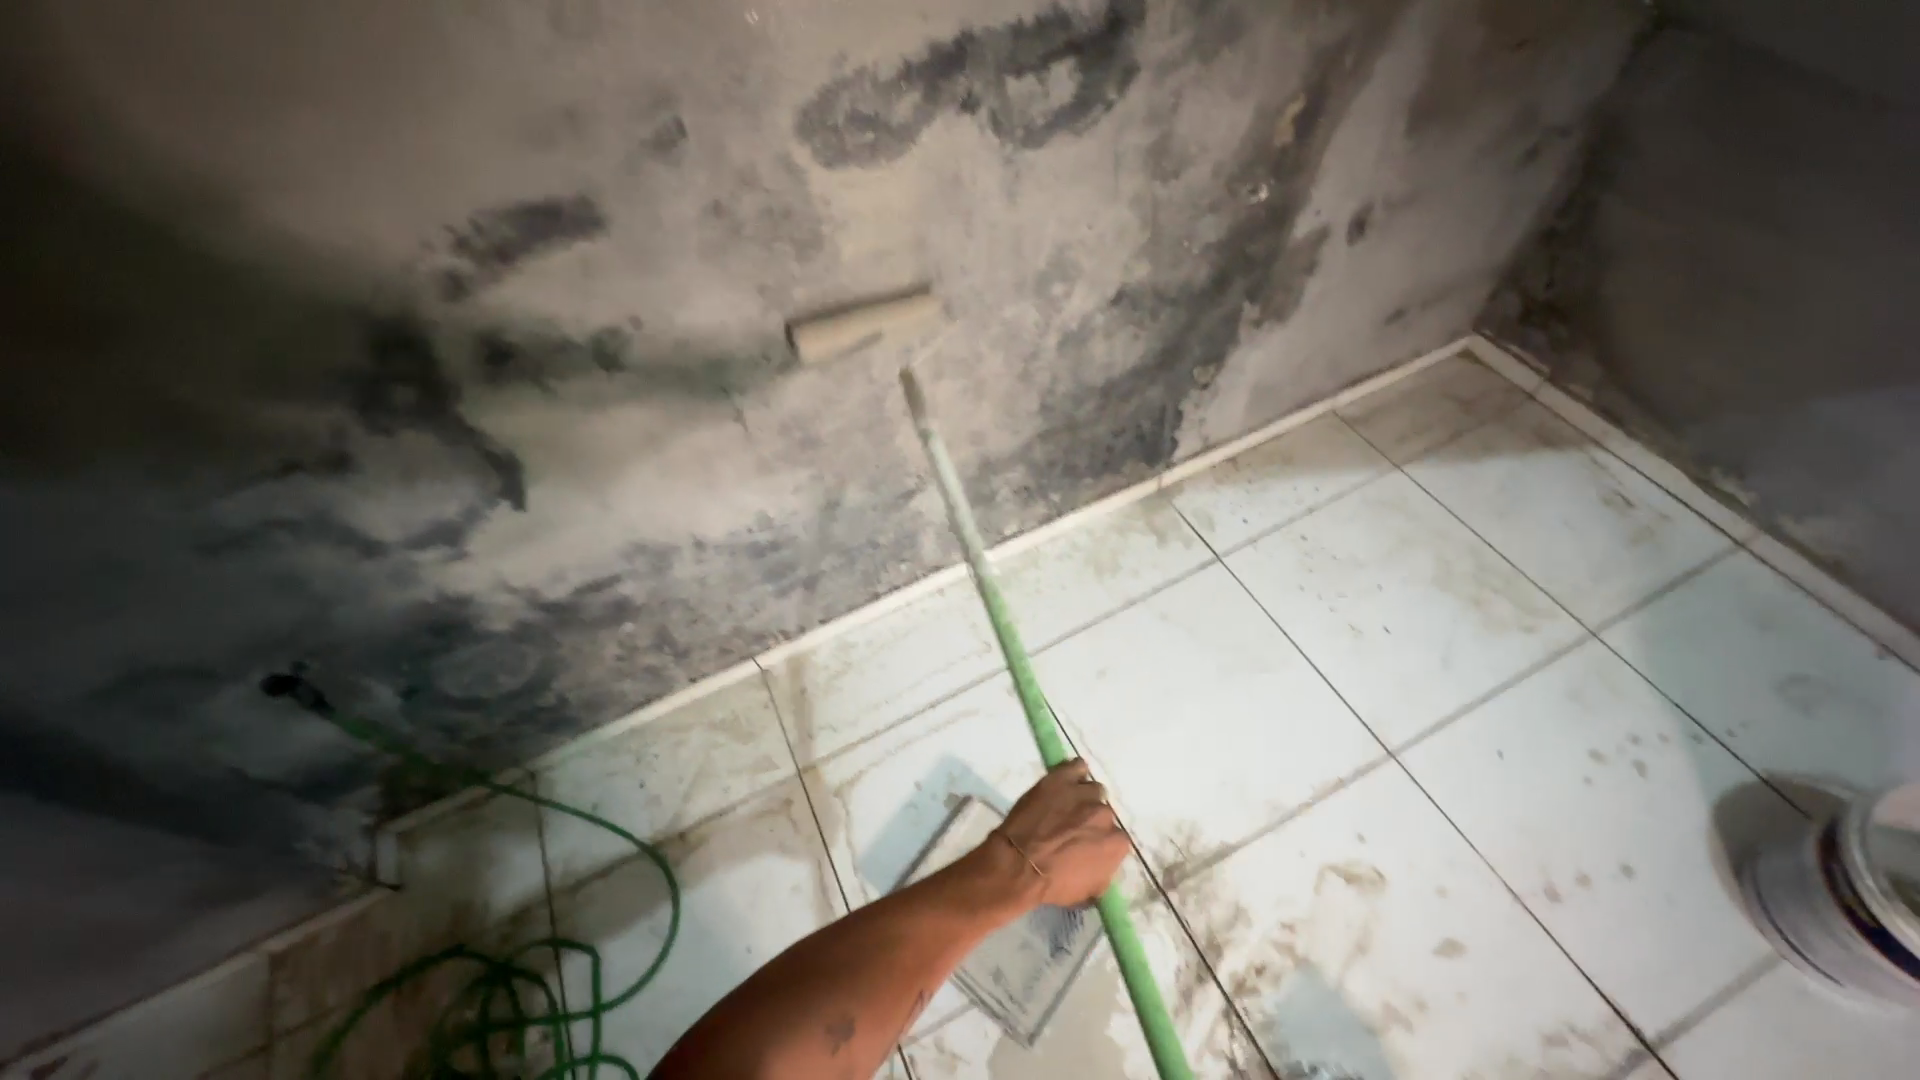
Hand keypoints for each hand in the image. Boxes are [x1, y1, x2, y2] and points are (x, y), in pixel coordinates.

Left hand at [993, 759, 1129, 907]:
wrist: (1018, 864)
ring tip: (1067, 806)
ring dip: (1084, 797)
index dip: (1102, 843)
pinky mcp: (1061, 778)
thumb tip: (1104, 865)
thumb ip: (1104, 873)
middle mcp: (1105, 815)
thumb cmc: (1052, 884)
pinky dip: (1075, 772)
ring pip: (1093, 789)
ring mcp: (1083, 793)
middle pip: (1104, 813)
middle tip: (1074, 829)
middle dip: (1092, 821)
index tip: (1089, 847)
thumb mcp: (1087, 892)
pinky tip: (1067, 780)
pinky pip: (1077, 766)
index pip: (1118, 839)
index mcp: (1116, 843)